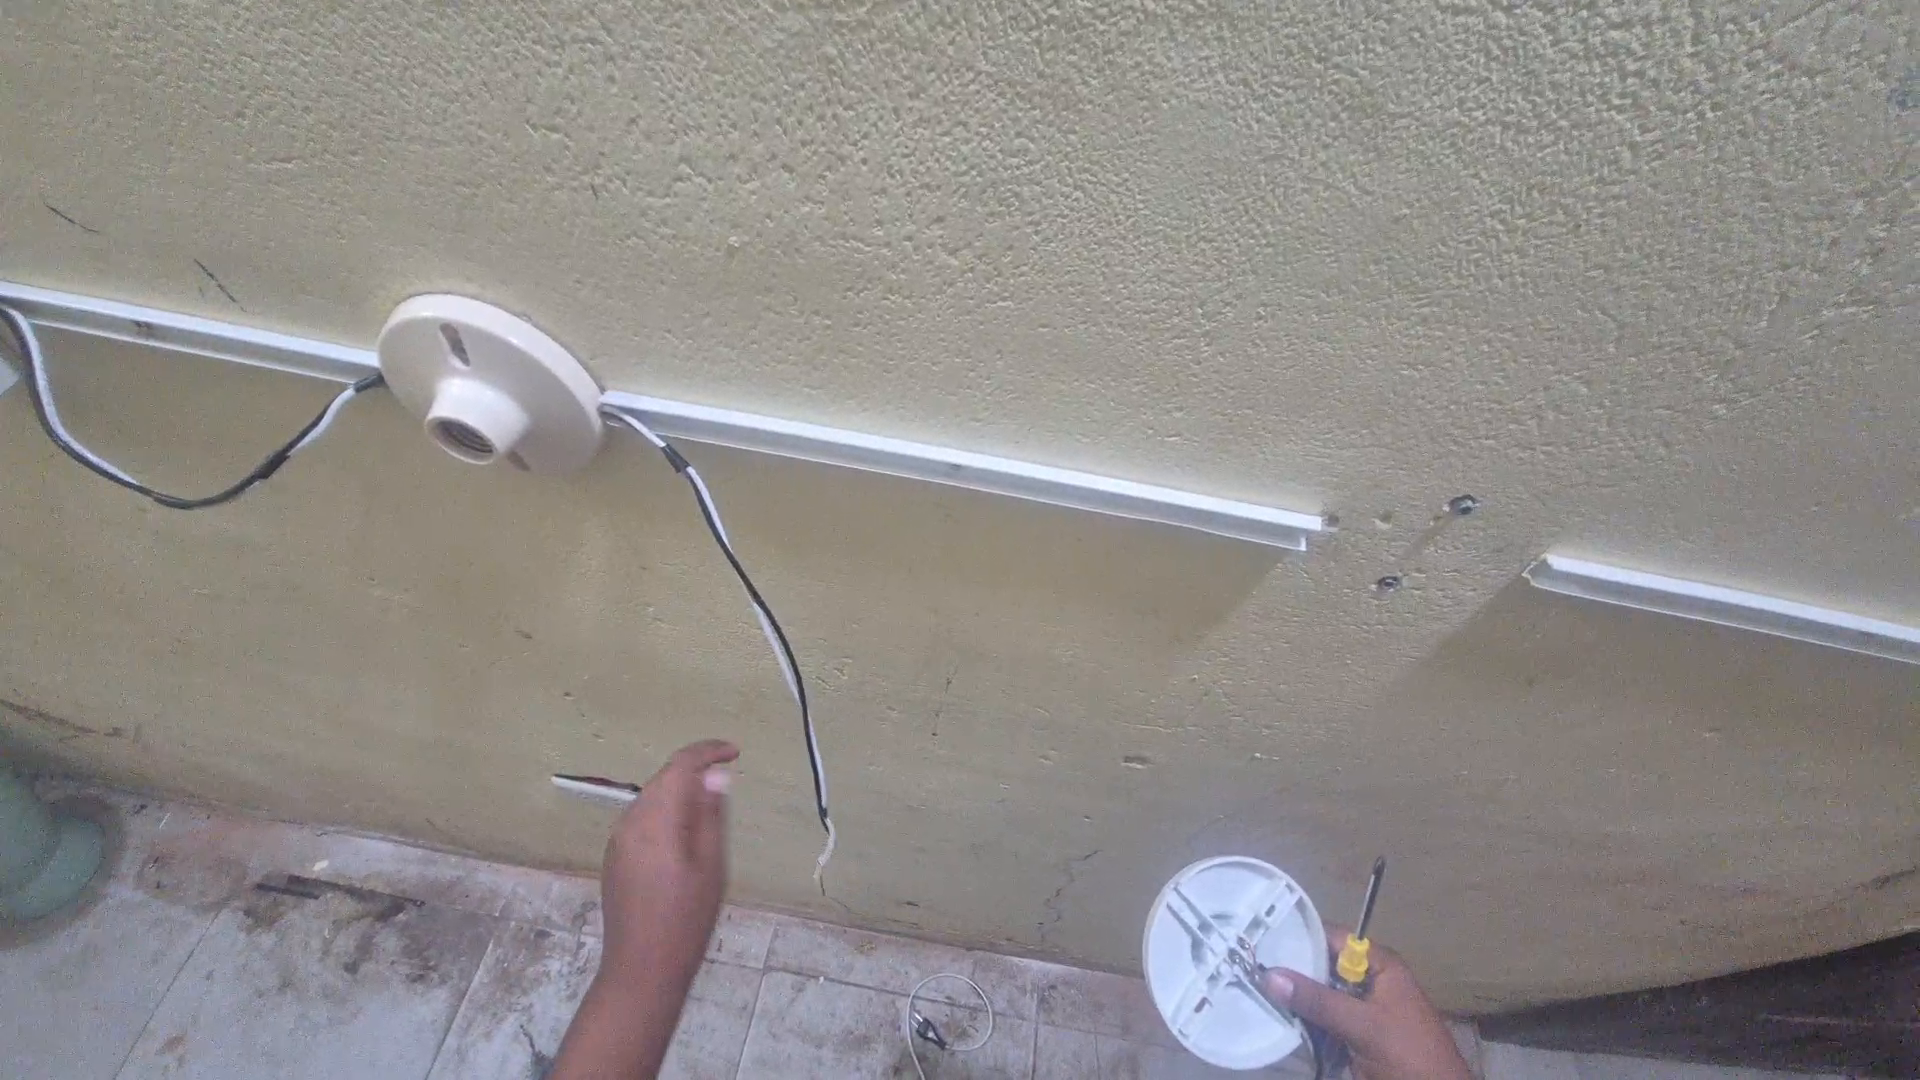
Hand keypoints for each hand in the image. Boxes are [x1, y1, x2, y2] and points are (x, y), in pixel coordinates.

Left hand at [553, 739, 737, 1079]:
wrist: (641, 971)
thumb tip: (714, 774)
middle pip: (664, 779)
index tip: (735, 752)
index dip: (708, 751)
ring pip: (653, 798)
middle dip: (696, 769)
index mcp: (655, 821)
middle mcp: (630, 823)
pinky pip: (643, 819)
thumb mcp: (712, 864)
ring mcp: (618, 842)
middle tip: (728, 775)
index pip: (680, 766)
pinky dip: (667, 811)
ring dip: (681, 790)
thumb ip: (711, 814)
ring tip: (712, 804)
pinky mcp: (615, 859)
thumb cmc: (686, 918)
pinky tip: (685, 832)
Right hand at [1260, 927, 1471, 1079]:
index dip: (1298, 934)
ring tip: (1252, 982)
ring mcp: (1360, 1009)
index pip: (1331, 936)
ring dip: (1292, 994)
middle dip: (1290, 965)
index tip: (1261, 935)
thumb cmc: (1412, 1059)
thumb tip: (1268, 975)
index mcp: (1380, 965)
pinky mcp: (1353, 1035)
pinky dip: (1300, 1017)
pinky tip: (1271, 1011)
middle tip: (1251, 960)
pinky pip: (1320, 1018)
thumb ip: (1317, 1000)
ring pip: (1317, 992)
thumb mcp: (1364, 1026)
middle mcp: (1368, 980)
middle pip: (1321, 963)